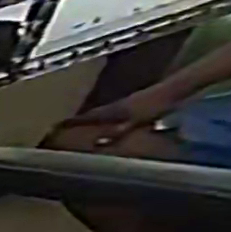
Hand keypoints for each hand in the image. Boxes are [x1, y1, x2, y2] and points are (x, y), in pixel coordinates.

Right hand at [52, 86, 181, 144]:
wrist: (178, 88)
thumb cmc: (156, 105)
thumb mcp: (137, 121)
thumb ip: (117, 132)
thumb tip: (96, 143)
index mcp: (110, 111)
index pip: (84, 117)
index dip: (68, 122)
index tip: (52, 127)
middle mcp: (113, 106)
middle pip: (91, 113)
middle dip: (77, 120)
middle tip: (64, 125)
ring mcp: (125, 103)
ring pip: (102, 111)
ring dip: (92, 117)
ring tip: (84, 124)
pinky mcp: (135, 102)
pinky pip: (114, 111)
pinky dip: (106, 116)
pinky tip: (110, 120)